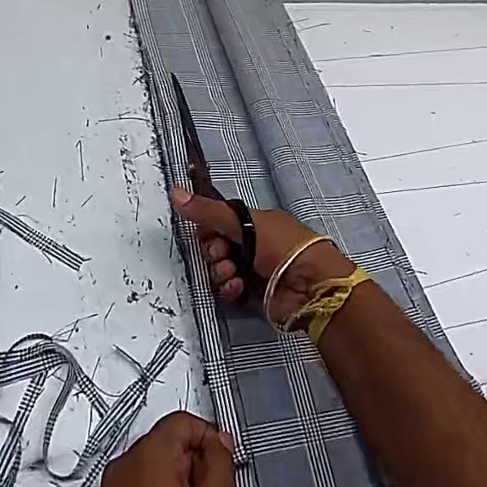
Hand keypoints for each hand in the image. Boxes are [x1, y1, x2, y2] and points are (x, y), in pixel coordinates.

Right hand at [170, 186, 356, 322]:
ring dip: (221, 272)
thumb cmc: (284, 246)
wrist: (311, 285)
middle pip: (217, 249)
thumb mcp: (244, 222)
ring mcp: (254, 271)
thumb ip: (208, 211)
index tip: (208, 235)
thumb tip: (175, 191)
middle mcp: (254, 246)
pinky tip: (238, 287)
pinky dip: (230, 290)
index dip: (208, 231)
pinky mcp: (254, 295)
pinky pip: (230, 291)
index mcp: (255, 224)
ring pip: (221, 271)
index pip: (219, 225)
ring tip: (233, 273)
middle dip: (214, 254)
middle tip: (224, 255)